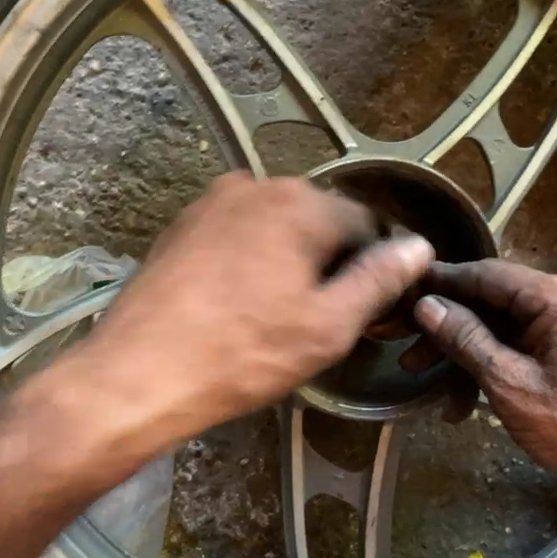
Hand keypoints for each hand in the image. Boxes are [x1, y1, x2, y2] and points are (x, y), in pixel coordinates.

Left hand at [83, 172, 433, 439]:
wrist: (138, 372)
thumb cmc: (243, 354)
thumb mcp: (328, 326)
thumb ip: (379, 280)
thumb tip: (418, 247)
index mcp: (301, 204)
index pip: (365, 223)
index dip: (373, 266)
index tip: (364, 308)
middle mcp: (257, 185)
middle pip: (318, 219)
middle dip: (328, 260)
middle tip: (319, 316)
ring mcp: (212, 202)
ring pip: (274, 227)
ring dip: (288, 260)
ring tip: (276, 315)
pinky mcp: (181, 225)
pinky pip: (236, 235)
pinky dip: (249, 260)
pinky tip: (238, 304)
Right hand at [403, 260, 556, 491]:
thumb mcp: (509, 383)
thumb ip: (465, 339)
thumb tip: (425, 305)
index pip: (488, 274)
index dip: (442, 283)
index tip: (404, 289)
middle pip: (493, 301)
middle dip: (449, 329)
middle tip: (408, 352)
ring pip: (503, 325)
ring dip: (466, 353)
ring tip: (427, 382)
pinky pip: (522, 342)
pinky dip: (493, 363)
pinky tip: (463, 400)